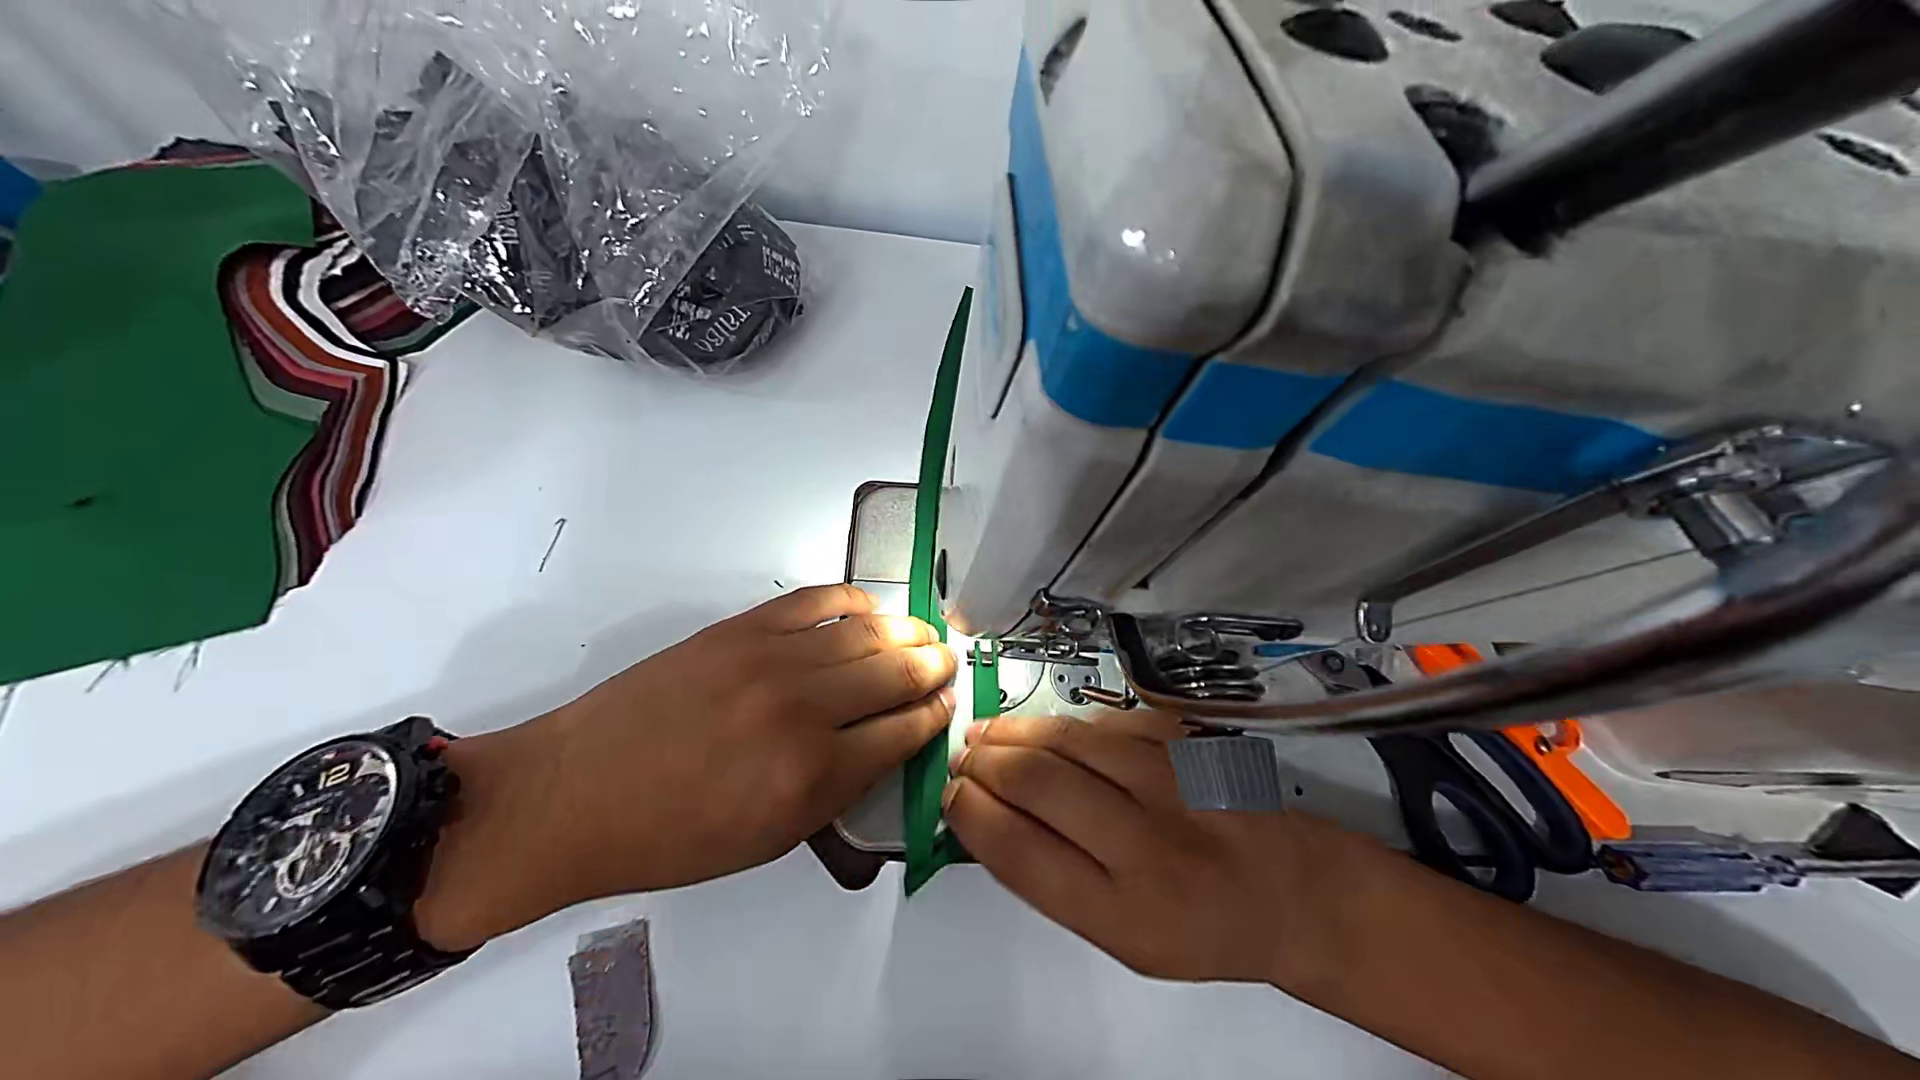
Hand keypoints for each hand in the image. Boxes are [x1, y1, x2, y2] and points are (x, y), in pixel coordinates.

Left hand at [419, 585, 956, 947]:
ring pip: (867, 631)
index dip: (937, 714)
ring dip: (906, 630)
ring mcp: (771, 659)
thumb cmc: (675, 837)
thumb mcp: (773, 838)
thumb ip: (843, 789)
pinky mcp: (740, 628)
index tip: (947, 704)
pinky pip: (817, 600)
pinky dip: (853, 601)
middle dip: (934, 666)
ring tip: (921, 634)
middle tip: (947, 662)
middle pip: (898, 672)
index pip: (907, 730)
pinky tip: (868, 610)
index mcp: (815, 776)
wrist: (575, 794)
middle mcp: (803, 710)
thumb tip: (890, 741)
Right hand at [944, 712, 1353, 984]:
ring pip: (1069, 740)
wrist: (1287, 891)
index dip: (972, 814)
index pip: (1021, 852)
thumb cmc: (1196, 928)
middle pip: (1039, 783)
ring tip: (986, 734)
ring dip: (1014, 732)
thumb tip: (982, 820)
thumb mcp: (1118, 935)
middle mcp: (1150, 845)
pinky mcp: (1187, 745)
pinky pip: (1106, 722)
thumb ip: (1050, 878)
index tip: (948, 795)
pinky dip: (1063, 723)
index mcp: (1125, 912)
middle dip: (985, 762)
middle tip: (961, 756)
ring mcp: (1173, 784)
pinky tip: (1043, 731)